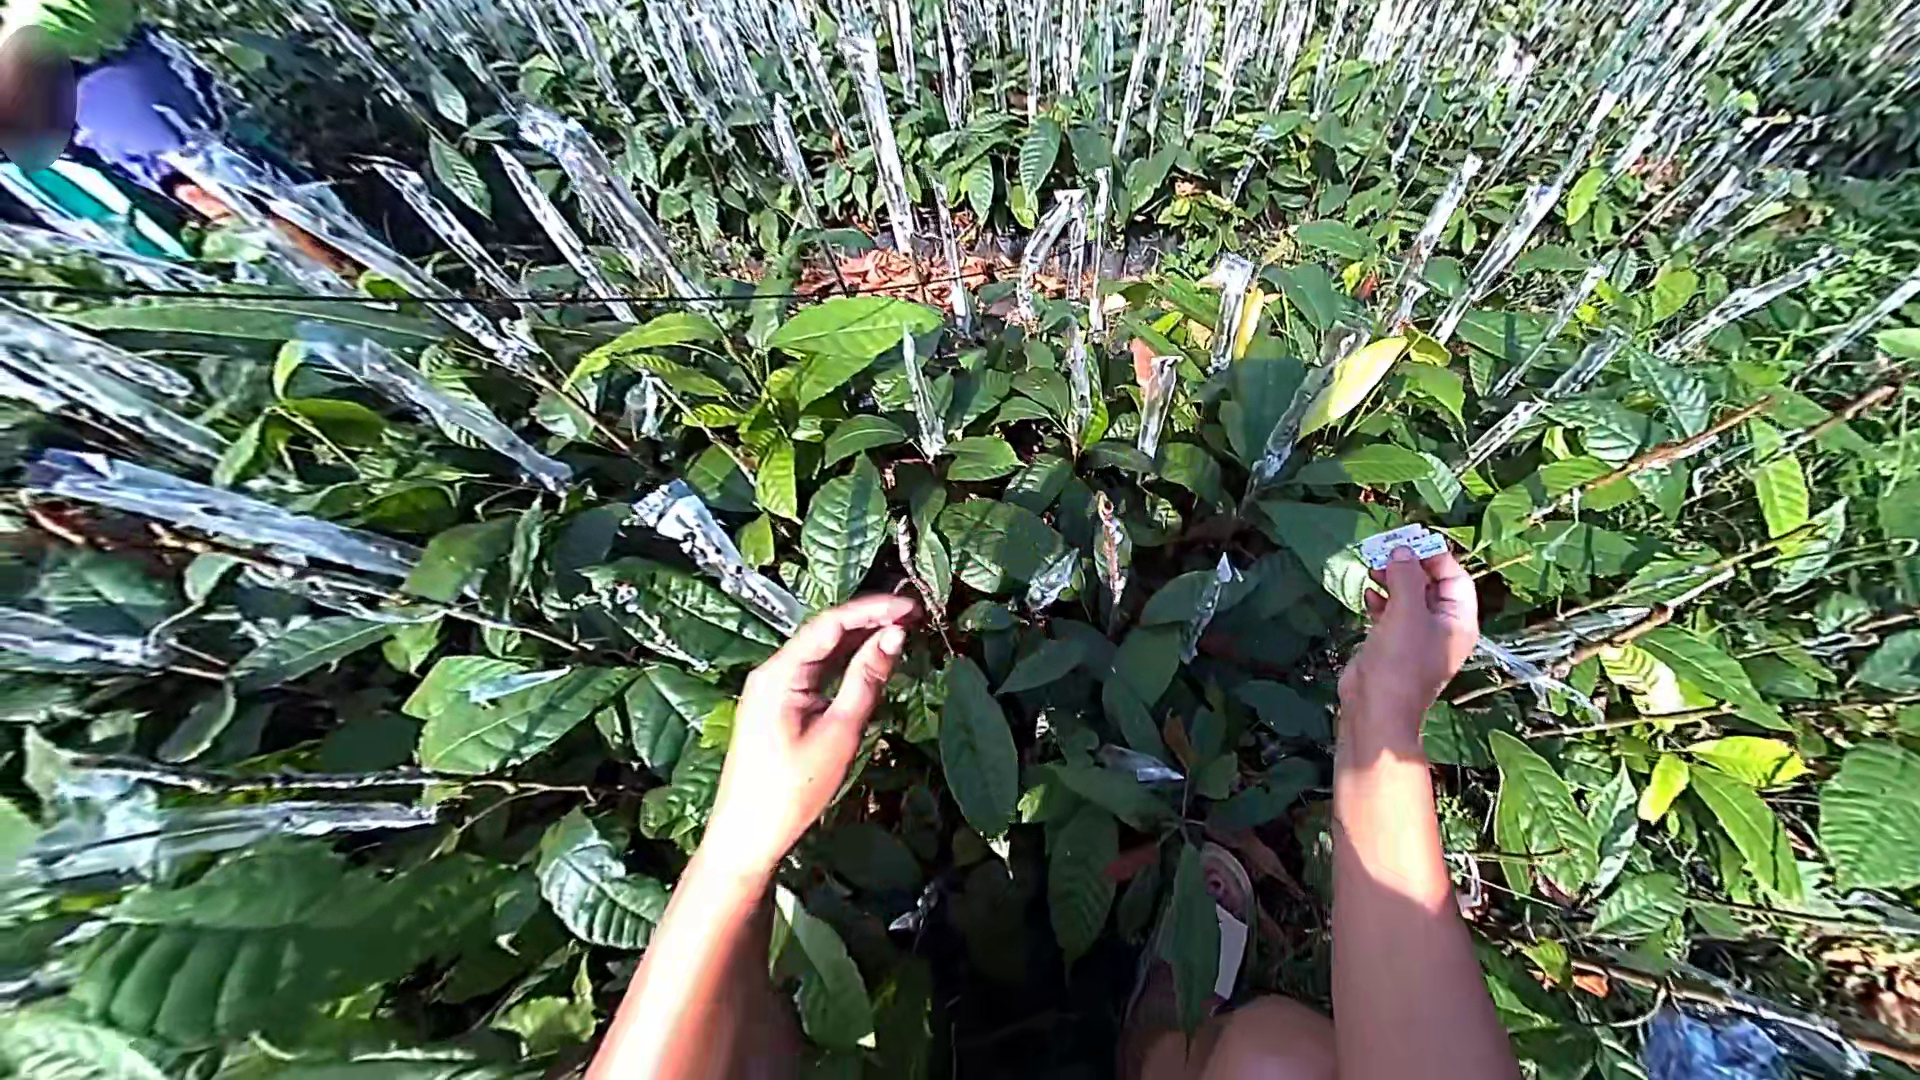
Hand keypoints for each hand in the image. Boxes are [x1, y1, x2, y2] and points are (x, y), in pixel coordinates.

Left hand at [702, 594, 920, 877]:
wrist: (746, 838)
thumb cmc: (790, 792)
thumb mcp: (838, 733)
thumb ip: (866, 680)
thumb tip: (894, 636)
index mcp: (779, 673)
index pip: (831, 623)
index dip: (873, 610)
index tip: (909, 608)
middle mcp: (773, 670)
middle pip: (826, 632)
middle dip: (870, 620)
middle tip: (912, 616)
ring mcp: (775, 686)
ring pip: (823, 650)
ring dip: (861, 639)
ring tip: (901, 631)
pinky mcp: (781, 702)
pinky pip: (818, 670)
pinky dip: (847, 663)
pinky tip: (872, 659)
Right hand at [1340, 545, 1477, 741]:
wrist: (1376, 705)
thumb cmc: (1399, 660)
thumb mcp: (1405, 613)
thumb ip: (1405, 578)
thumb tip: (1402, 550)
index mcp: (1458, 620)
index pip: (1454, 578)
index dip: (1434, 557)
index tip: (1407, 540)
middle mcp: (1440, 626)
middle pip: (1429, 585)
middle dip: (1408, 567)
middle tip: (1383, 553)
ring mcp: (1414, 635)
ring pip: (1407, 597)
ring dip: (1391, 580)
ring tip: (1372, 570)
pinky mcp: (1390, 643)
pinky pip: (1389, 612)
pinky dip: (1379, 599)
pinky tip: (1367, 595)